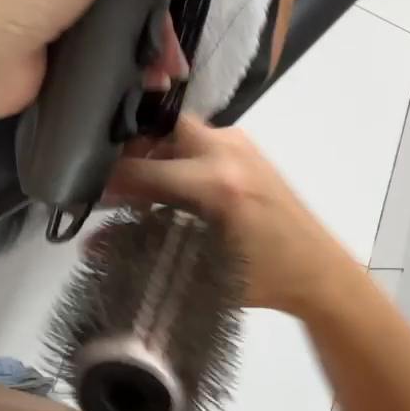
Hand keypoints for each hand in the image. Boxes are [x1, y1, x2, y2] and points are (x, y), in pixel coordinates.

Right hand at [105, 114, 358, 313]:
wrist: (321, 273)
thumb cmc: (262, 280)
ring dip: (153, 152)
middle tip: (113, 182)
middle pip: (157, 131)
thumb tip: (91, 245)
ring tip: (140, 186)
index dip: (108, 181)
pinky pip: (197, 139)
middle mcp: (225, 152)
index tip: (88, 192)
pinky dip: (176, 155)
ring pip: (177, 130)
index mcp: (215, 183)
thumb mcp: (199, 269)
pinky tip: (170, 184)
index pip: (140, 168)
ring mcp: (239, 144)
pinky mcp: (246, 148)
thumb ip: (143, 248)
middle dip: (130, 153)